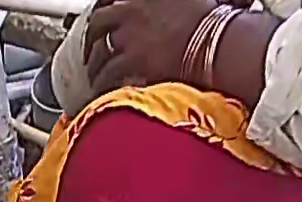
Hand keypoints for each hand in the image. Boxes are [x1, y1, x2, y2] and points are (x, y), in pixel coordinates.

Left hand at [85, 0, 218, 95]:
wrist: (212, 38)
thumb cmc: (206, 19)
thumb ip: (166, 4)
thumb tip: (160, 12)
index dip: (102, 7)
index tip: (100, 18)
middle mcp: (132, 8)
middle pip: (98, 22)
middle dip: (90, 40)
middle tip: (89, 54)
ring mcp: (130, 34)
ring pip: (100, 52)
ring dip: (94, 67)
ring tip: (95, 79)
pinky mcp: (132, 58)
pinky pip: (107, 74)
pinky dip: (101, 84)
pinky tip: (101, 92)